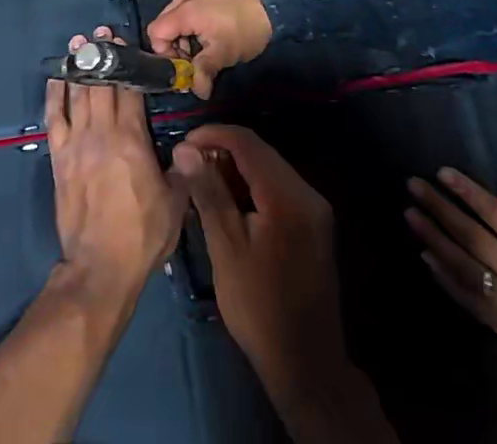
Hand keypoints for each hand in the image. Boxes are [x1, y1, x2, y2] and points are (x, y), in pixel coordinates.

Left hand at [45, 27, 187, 301]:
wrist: (100, 268)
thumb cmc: (144, 234)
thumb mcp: (177, 201)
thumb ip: (185, 168)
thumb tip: (191, 146)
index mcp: (131, 140)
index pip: (129, 91)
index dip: (129, 65)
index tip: (129, 43)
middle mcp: (101, 135)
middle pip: (101, 85)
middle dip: (103, 56)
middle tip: (103, 32)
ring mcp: (76, 146)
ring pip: (77, 96)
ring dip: (78, 67)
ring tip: (79, 42)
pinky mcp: (59, 160)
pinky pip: (55, 120)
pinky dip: (55, 96)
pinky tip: (56, 79)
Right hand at [146, 0, 272, 96]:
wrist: (272, 8)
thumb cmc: (244, 30)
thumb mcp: (222, 55)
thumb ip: (203, 73)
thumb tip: (198, 93)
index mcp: (185, 9)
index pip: (155, 33)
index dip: (164, 53)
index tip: (183, 66)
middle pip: (163, 26)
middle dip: (174, 48)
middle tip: (194, 61)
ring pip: (173, 20)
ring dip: (183, 39)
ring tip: (204, 51)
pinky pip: (184, 12)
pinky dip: (190, 27)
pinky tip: (208, 37)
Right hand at [171, 124, 343, 392]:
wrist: (305, 360)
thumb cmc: (259, 306)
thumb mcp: (226, 247)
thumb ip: (208, 193)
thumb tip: (185, 149)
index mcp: (289, 195)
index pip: (249, 144)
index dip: (214, 135)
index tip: (181, 144)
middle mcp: (308, 193)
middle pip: (262, 154)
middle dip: (223, 152)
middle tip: (186, 166)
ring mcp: (315, 210)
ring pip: (270, 171)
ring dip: (236, 170)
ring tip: (200, 183)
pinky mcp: (313, 225)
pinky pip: (279, 191)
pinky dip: (252, 188)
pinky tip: (228, 202)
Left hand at [405, 168, 496, 408]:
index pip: (495, 213)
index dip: (467, 191)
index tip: (442, 173)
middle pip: (470, 233)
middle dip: (439, 206)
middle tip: (413, 186)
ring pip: (459, 261)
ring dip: (432, 236)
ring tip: (410, 214)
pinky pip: (463, 295)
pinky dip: (442, 274)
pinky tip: (425, 255)